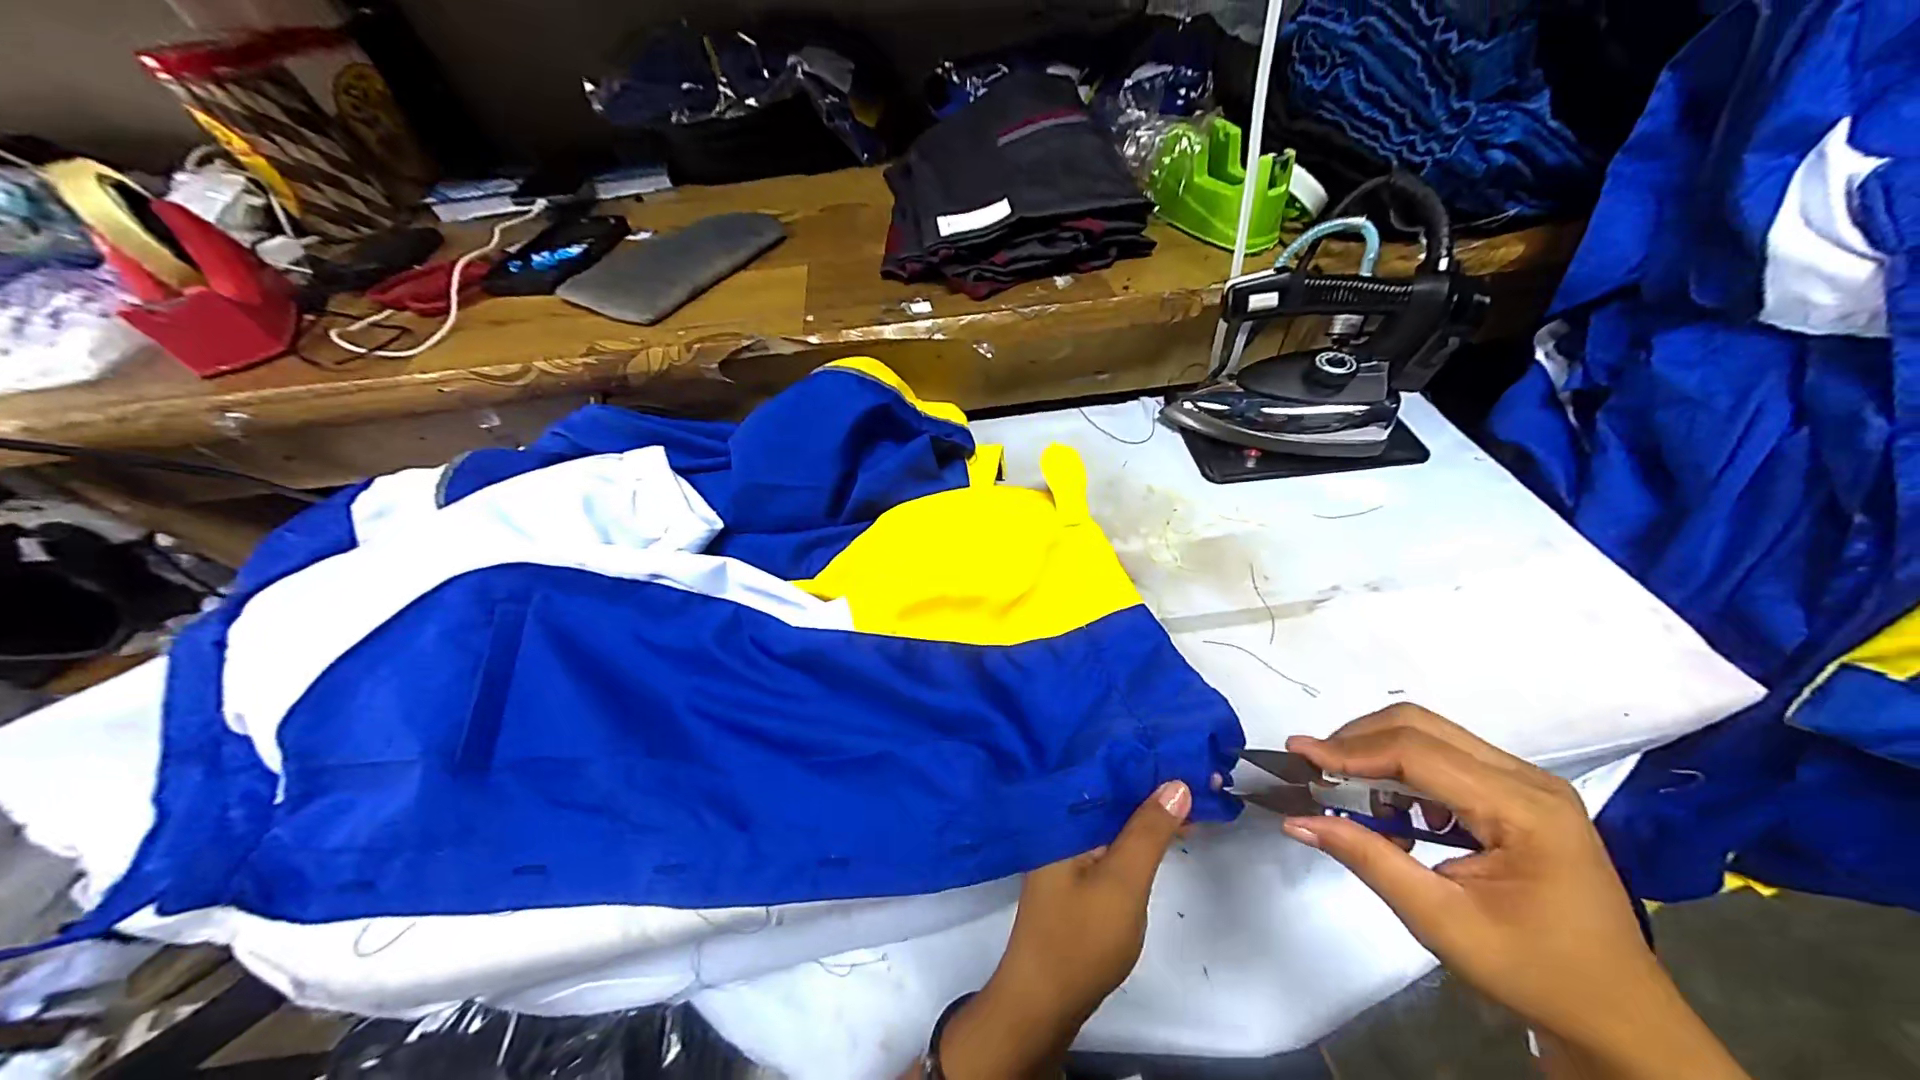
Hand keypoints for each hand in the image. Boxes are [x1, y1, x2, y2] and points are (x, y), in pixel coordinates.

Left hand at [934, 780, 1192, 1079]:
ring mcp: (1067, 847)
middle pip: (1111, 790)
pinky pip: (1110, 836)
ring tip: (1194, 791)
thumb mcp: (1122, 881)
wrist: (1043, 1001)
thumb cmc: (1080, 937)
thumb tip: (1177, 782)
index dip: (1148, 759)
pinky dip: (1138, 830)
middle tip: (1201, 768)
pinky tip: (1165, 827)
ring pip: (1113, 813)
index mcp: (1062, 815)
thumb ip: (1147, 831)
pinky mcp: (1076, 870)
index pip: (1106, 769)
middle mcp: (1060, 822)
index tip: (1188, 747)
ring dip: (1148, 806)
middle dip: (1152, 780)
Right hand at [1279, 705, 1746, 1079]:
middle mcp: (1530, 780)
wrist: (1619, 1019)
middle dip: (1358, 740)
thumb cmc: (1535, 973)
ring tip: (1340, 787)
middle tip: (1313, 767)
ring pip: (1433, 736)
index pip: (1416, 753)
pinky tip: (1388, 808)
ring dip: (1377, 752)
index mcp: (1523, 809)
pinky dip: (1403, 771)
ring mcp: (1529, 785)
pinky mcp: (1521, 797)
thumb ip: (1368, 859)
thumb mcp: (1441, 922)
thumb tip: (1298, 821)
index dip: (1350, 749)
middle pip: (1423, 727)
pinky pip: (1448, 760)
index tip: (1296, 753)